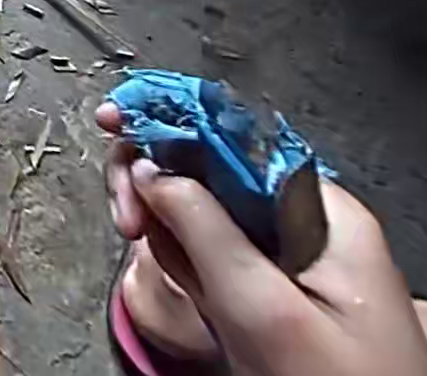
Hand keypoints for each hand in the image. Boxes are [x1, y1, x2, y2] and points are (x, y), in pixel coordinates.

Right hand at [96, 102, 426, 375]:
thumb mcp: (263, 308)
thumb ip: (200, 224)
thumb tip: (145, 165)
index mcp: (316, 206)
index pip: (225, 131)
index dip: (163, 118)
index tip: (110, 122)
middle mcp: (295, 211)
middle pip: (198, 160)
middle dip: (151, 181)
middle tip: (126, 219)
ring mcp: (275, 243)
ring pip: (190, 197)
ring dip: (159, 222)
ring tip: (156, 259)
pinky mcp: (258, 272)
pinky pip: (197, 239)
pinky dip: (176, 253)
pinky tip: (187, 285)